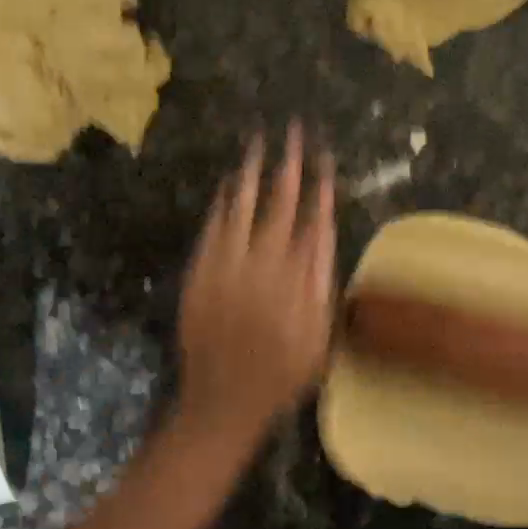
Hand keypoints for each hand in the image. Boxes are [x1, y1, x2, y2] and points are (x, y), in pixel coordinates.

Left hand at [176, 122, 336, 438]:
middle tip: (295, 130)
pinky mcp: (202, 273)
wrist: (226, 398)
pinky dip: (222, 204)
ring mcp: (230, 266)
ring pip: (243, 208)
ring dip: (252, 172)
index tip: (324, 157)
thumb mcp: (319, 335)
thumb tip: (325, 232)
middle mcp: (265, 264)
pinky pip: (213, 229)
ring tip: (259, 140)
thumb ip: (321, 280)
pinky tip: (230, 183)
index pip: (313, 219)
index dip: (319, 186)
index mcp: (298, 278)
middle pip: (279, 204)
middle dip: (289, 164)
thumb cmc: (282, 373)